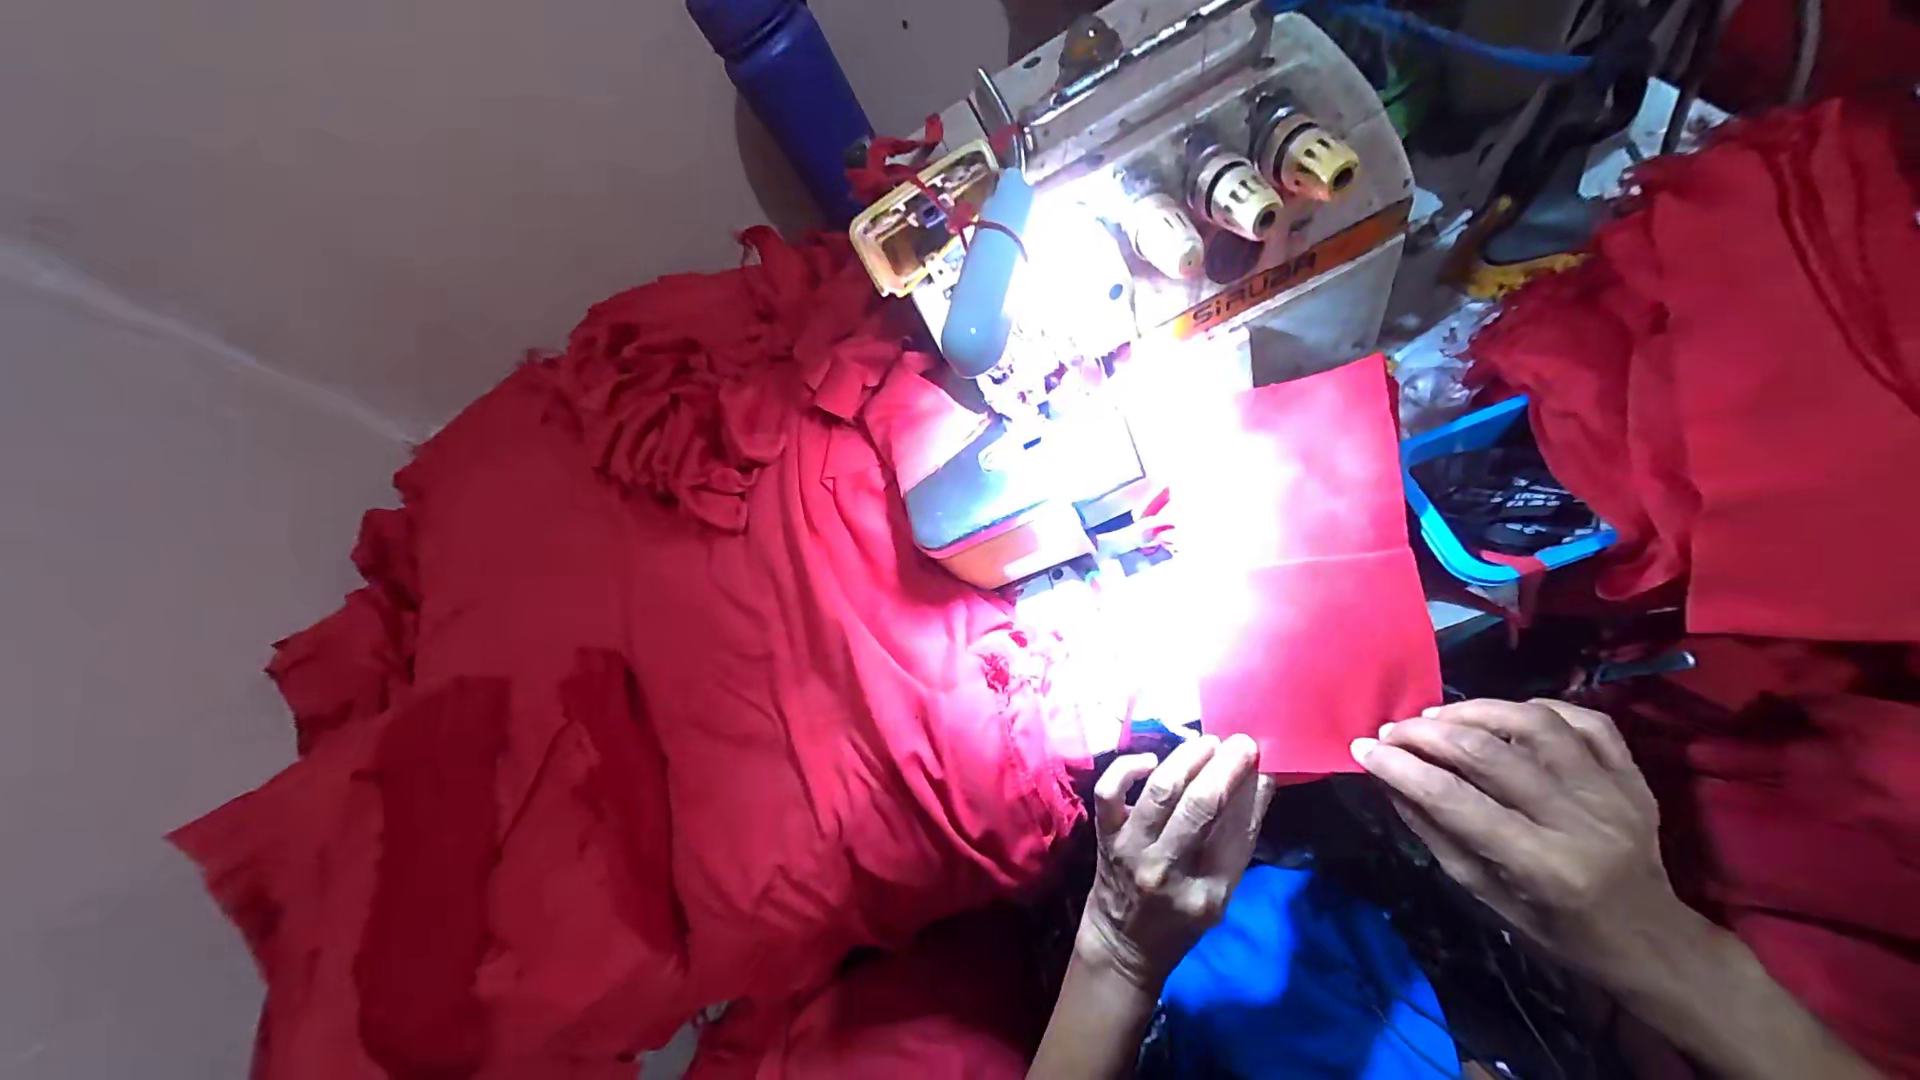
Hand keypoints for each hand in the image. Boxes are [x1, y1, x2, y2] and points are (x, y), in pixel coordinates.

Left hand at [1080, 734, 1275, 990]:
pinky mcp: (1105, 835)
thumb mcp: (1221, 894)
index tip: (1259, 758)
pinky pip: (1110, 792)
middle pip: (1199, 806)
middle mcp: (1167, 869)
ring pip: (1160, 792)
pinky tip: (1151, 760)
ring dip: (1186, 759)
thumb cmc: (1180, 919)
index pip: (1236, 832)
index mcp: (1207, 893)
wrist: (1123, 943)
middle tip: (1241, 742)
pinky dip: (1128, 768)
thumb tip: (1260, 782)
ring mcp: (1131, 849)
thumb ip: (1240, 841)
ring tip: (1206, 742)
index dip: (1249, 789)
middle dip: (1223, 767)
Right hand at [1351, 699, 1699, 988]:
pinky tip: (1504, 717)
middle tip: (1392, 732)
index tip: (1362, 748)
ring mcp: (1614, 795)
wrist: (1653, 943)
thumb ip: (1429, 825)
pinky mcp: (1634, 778)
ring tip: (1438, 718)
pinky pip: (1586, 721)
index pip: (1452, 797)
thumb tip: (1383, 773)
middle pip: (1487, 752)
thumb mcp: (1478, 888)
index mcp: (1541, 864)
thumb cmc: (1554, 925)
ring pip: (1534, 723)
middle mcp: (1581, 822)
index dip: (1397, 766)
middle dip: (1423, 733)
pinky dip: (1537, 708)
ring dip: (1472, 711)